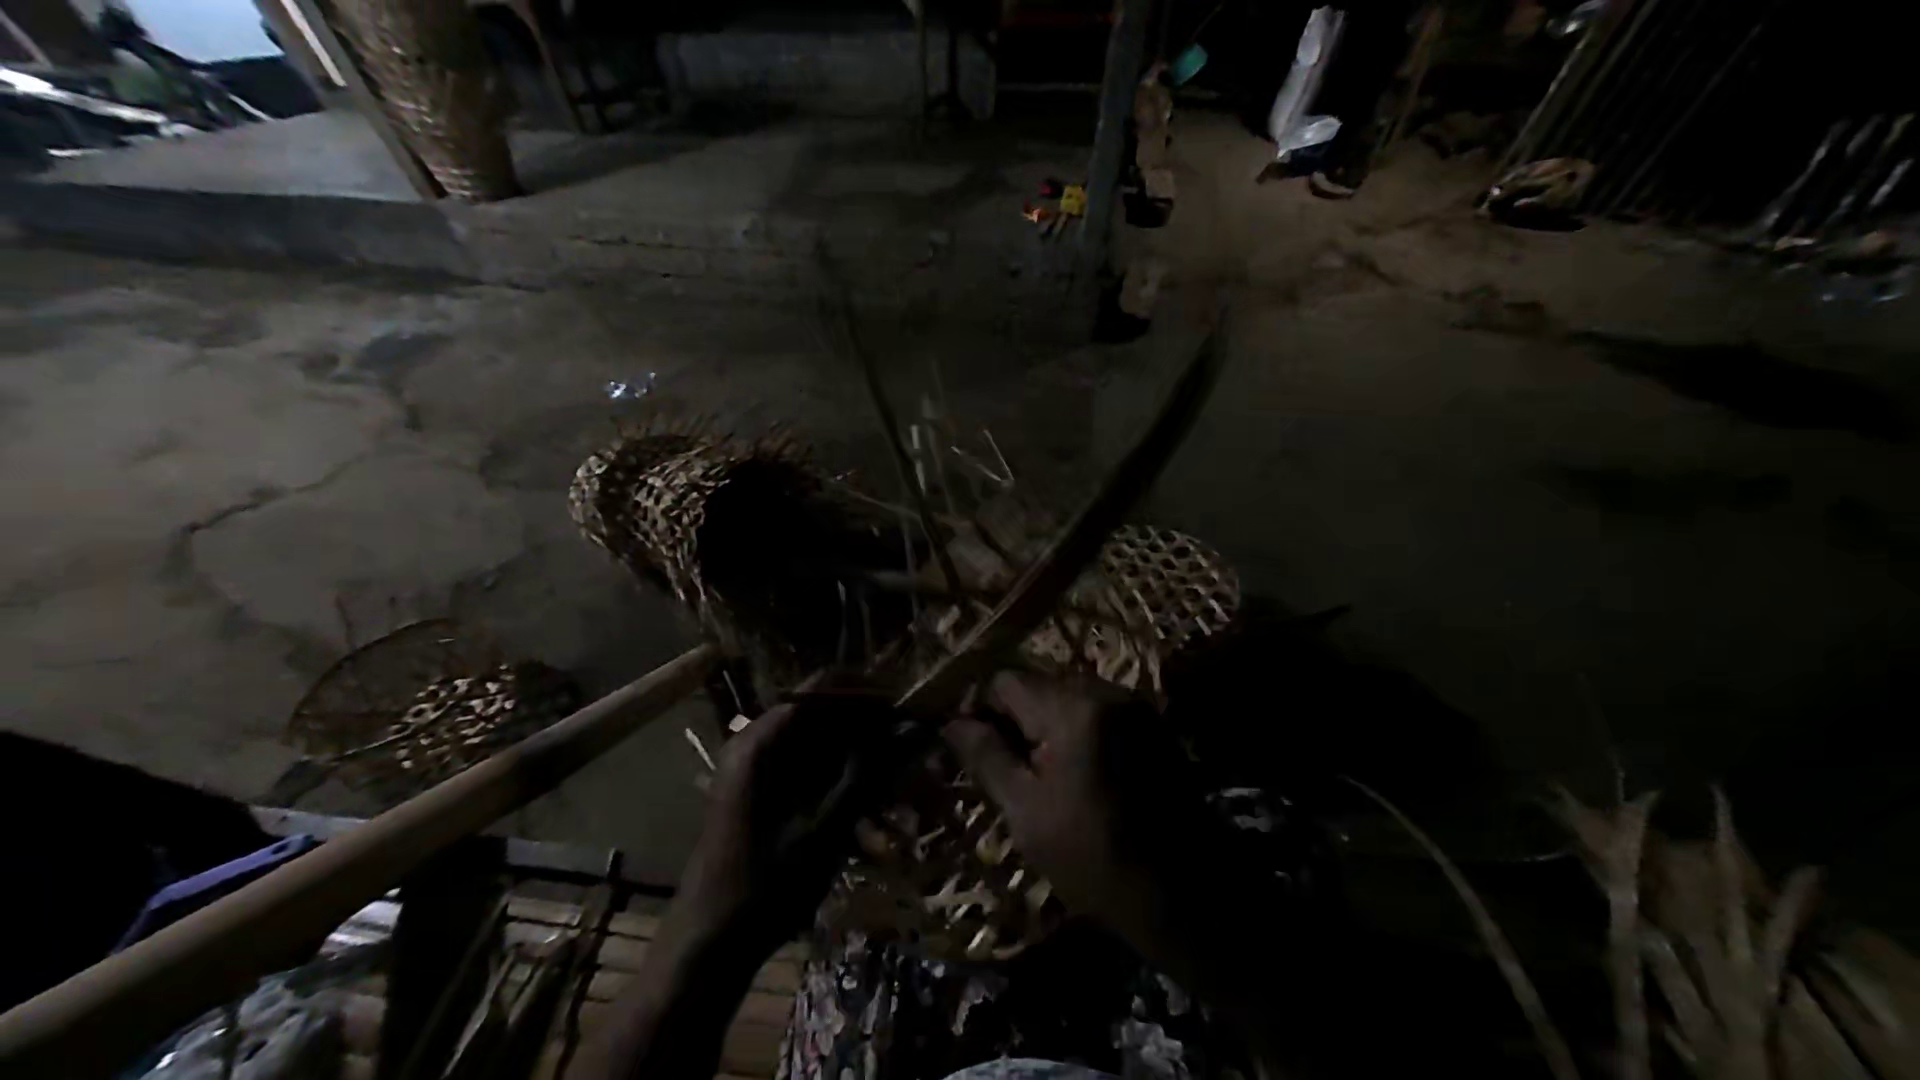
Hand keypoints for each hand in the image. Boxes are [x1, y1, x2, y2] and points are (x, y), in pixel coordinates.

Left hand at [670, 689, 893, 958]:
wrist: (709, 944)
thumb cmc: (767, 884)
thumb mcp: (827, 827)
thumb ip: (870, 771)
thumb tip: (913, 728)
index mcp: (763, 740)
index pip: (825, 688)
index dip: (871, 693)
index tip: (910, 708)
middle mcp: (757, 741)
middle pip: (824, 714)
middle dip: (871, 729)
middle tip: (912, 748)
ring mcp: (757, 767)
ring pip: (820, 743)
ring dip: (860, 758)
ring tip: (898, 781)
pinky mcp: (762, 791)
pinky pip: (809, 769)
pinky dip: (841, 781)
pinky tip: (870, 809)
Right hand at [944, 672, 1310, 1069]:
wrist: (1184, 892)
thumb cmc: (1093, 856)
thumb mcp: (1025, 811)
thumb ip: (985, 756)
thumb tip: (951, 723)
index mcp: (1072, 708)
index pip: (1005, 681)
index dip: (981, 710)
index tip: (974, 748)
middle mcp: (1105, 691)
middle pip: (1037, 684)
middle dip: (1014, 718)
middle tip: (1007, 768)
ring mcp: (1132, 704)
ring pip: (1065, 696)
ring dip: (1044, 724)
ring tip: (1041, 776)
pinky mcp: (1149, 723)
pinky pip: (1094, 710)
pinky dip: (1074, 730)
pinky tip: (1076, 773)